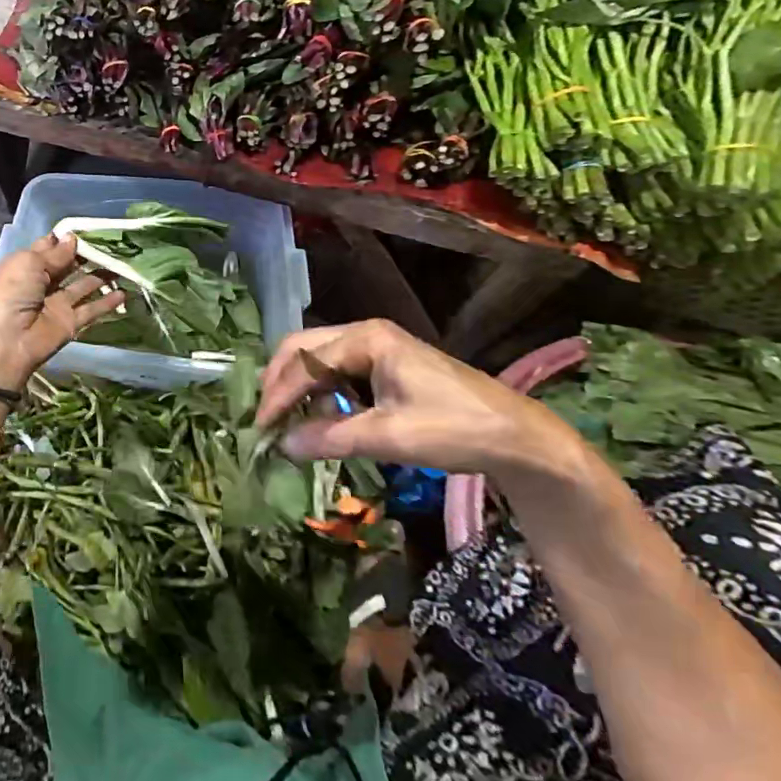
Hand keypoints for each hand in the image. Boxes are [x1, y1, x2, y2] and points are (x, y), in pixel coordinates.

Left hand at [0, 235, 126, 389]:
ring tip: (124, 263)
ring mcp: (57, 304)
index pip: (49, 248)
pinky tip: (124, 293)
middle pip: (69, 266)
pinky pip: (92, 310)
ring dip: (101, 276)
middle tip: (112, 244)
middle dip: (87, 254)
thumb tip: (72, 239)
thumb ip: (55, 253)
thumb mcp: (28, 264)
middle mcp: (42, 283)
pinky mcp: (70, 323)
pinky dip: (107, 303)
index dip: (66, 240)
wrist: (7, 342)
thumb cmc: (12, 293)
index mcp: (26, 266)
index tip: (88, 230)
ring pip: (83, 286)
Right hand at [255, 320, 583, 480]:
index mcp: (367, 339)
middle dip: (279, 382)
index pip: (304, 362)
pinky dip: (319, 392)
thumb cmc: (456, 429)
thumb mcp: (390, 437)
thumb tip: (282, 446)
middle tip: (266, 418)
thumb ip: (331, 438)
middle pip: (302, 348)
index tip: (260, 428)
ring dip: (298, 388)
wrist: (520, 438)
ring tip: (290, 422)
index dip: (278, 395)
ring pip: (316, 358)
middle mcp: (366, 334)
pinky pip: (335, 371)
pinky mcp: (384, 364)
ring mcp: (376, 346)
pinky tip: (321, 417)